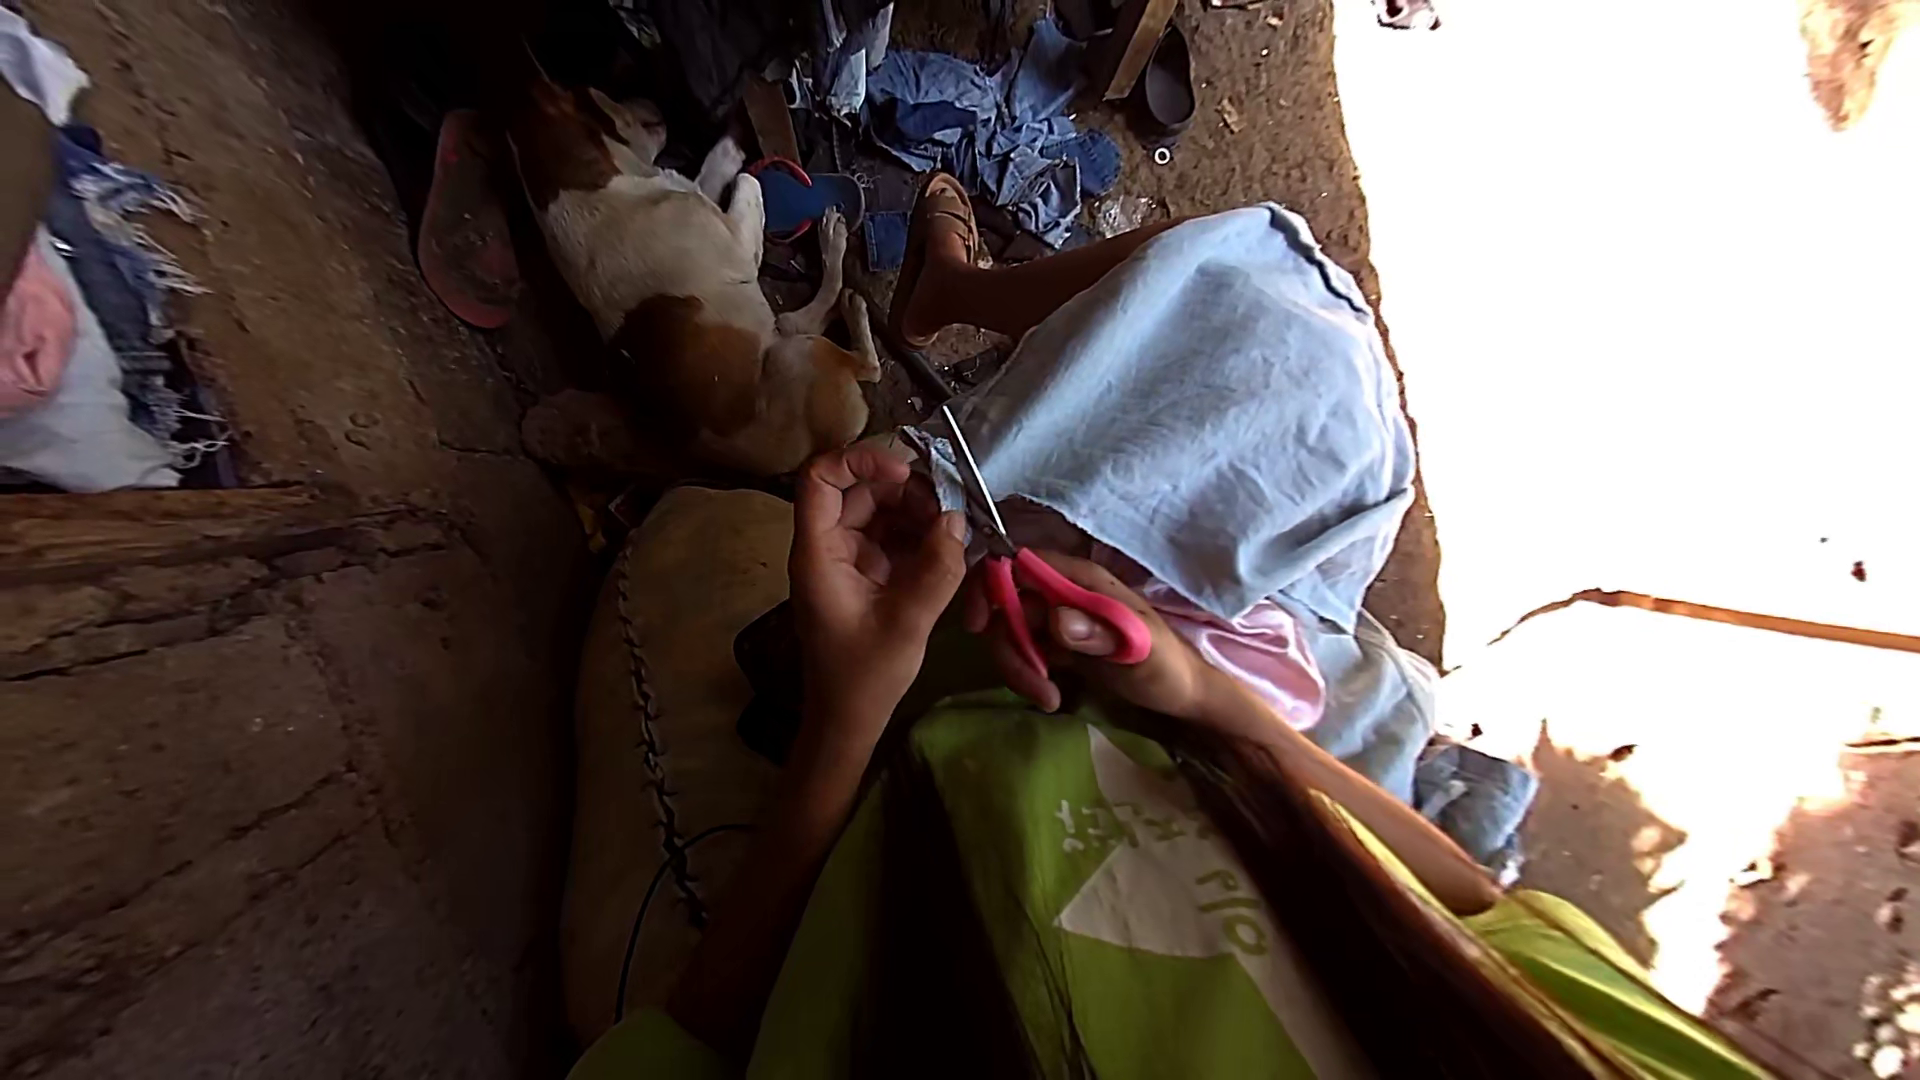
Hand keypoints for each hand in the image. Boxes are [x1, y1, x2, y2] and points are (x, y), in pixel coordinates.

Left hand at [789, 445, 967, 741]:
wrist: (849, 718)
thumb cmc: (864, 677)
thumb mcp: (907, 624)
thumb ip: (936, 570)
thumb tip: (958, 520)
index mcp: (819, 553)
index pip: (820, 479)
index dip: (859, 461)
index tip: (906, 476)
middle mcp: (829, 546)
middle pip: (860, 491)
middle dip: (907, 493)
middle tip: (950, 511)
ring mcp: (849, 558)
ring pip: (880, 511)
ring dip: (919, 513)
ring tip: (954, 532)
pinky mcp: (868, 571)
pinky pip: (893, 536)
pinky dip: (920, 535)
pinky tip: (948, 548)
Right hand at [963, 551, 1228, 719]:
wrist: (1183, 696)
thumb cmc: (1168, 667)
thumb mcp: (1142, 653)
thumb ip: (1103, 633)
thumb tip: (1055, 618)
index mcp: (1081, 580)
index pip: (1018, 564)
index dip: (990, 586)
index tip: (979, 626)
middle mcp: (1063, 592)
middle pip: (1006, 603)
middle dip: (1007, 645)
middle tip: (1034, 683)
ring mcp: (1058, 618)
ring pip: (1009, 630)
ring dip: (1017, 665)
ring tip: (1049, 697)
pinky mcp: (1056, 643)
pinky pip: (1023, 650)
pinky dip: (1026, 674)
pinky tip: (1051, 695)